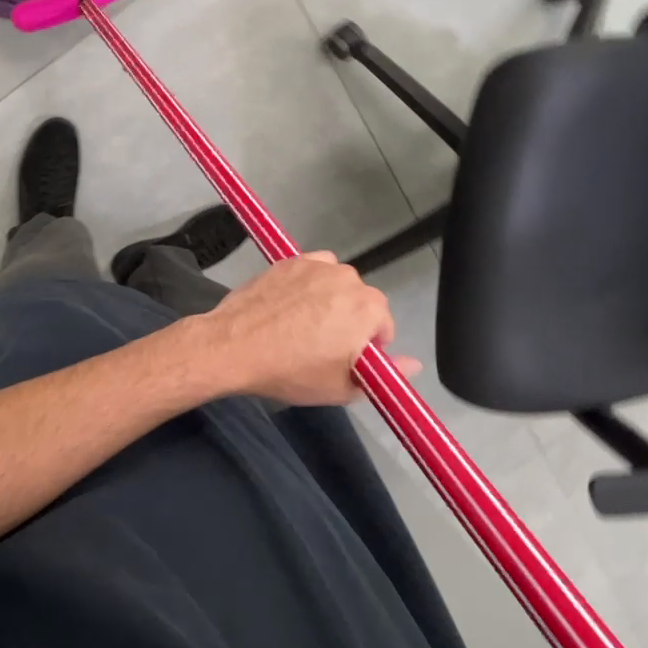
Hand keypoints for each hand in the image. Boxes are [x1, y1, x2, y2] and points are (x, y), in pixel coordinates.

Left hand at [187, 252, 418, 405]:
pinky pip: (312, 269)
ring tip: (299, 326)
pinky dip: (307, 283)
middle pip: (360, 303)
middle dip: (347, 322)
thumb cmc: (289, 371)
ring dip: (328, 300)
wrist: (232, 347)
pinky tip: (288, 304)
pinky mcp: (289, 260)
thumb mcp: (341, 387)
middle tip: (316, 347)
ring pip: (336, 284)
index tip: (340, 361)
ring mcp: (317, 265)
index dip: (364, 348)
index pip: (382, 328)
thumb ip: (385, 376)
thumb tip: (415, 366)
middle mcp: (349, 279)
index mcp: (370, 309)